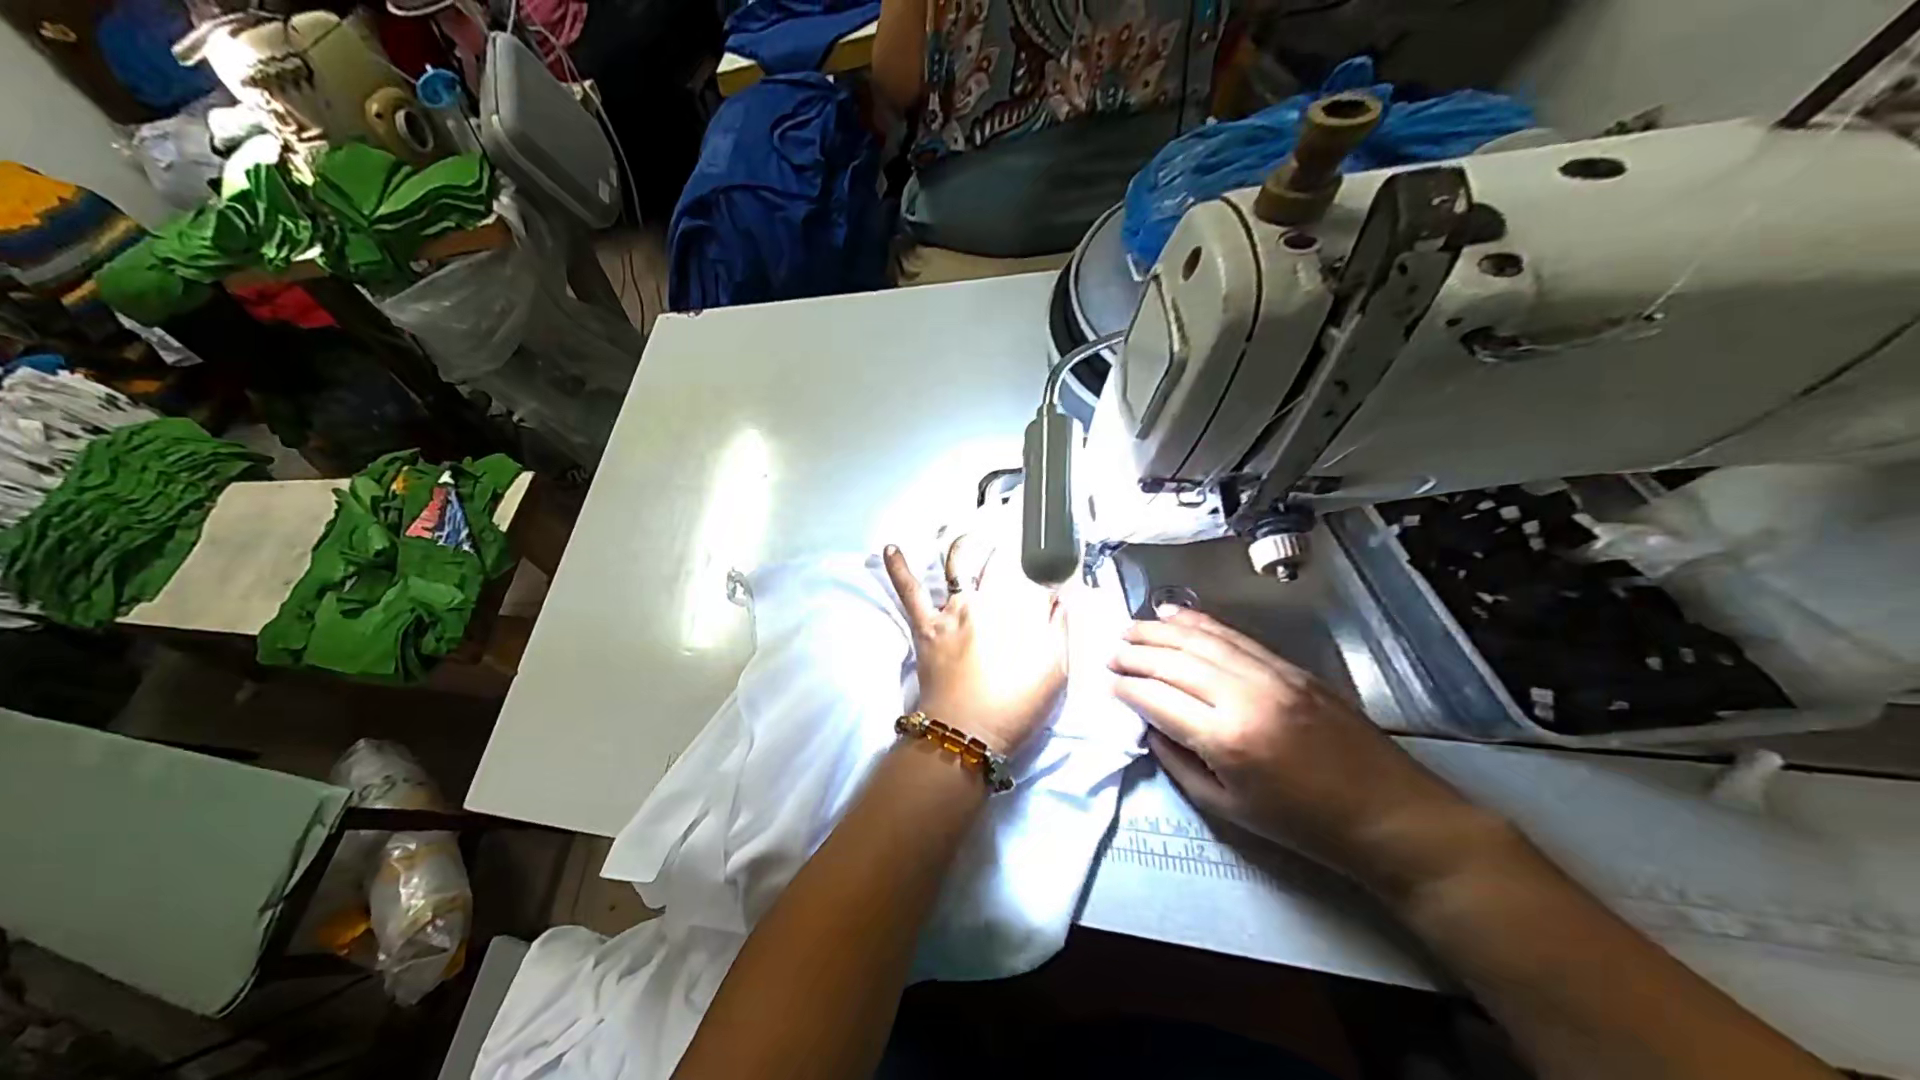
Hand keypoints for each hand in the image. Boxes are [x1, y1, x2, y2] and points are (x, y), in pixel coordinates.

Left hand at [884, 536, 1066, 755]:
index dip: (1042, 563)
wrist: (968, 734)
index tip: (1047, 559)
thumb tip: (1062, 595)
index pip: (1033, 574)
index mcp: (1021, 610)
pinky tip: (892, 549)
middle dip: (1003, 548)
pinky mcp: (926, 626)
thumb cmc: (1016, 707)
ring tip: (964, 536)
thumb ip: (1059, 628)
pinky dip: (899, 569)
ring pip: (956, 566)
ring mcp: (953, 611)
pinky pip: (911, 592)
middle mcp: (987, 601)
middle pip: (996, 562)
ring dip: (962, 546)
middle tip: (1006, 541)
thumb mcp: (1055, 671)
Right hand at [1110, 606, 1499, 893]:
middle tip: (1110, 650)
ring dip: (1162, 630)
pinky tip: (1178, 615)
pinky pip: (1236, 636)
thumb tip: (1153, 728)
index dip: (1128, 688)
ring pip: (1203, 640)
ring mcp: (1271, 675)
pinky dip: (1202, 623)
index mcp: (1226, 738)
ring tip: (1132, 627)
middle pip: (1176, 661)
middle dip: (1137, 653)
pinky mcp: (1291, 667)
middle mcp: (1244, 695)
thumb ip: (1181, 763)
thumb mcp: (1229, 809)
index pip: (1160, 699)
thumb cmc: (1303, 826)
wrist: (1388, 815)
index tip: (1108, 682)